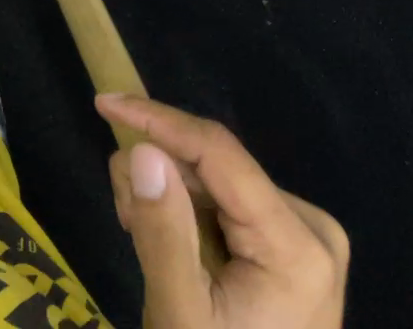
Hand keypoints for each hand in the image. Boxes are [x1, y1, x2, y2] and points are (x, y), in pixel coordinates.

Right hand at [97, 95, 348, 328]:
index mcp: (295, 245)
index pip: (218, 153)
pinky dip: (184, 213)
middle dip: (156, 179)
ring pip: (209, 178)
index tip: (102, 104)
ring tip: (148, 244)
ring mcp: (303, 233)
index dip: (158, 120)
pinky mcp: (289, 242)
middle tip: (126, 223)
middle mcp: (309, 225)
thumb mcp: (179, 313)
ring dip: (166, 198)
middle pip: (210, 165)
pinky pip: (220, 198)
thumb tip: (142, 151)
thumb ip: (162, 233)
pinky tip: (174, 248)